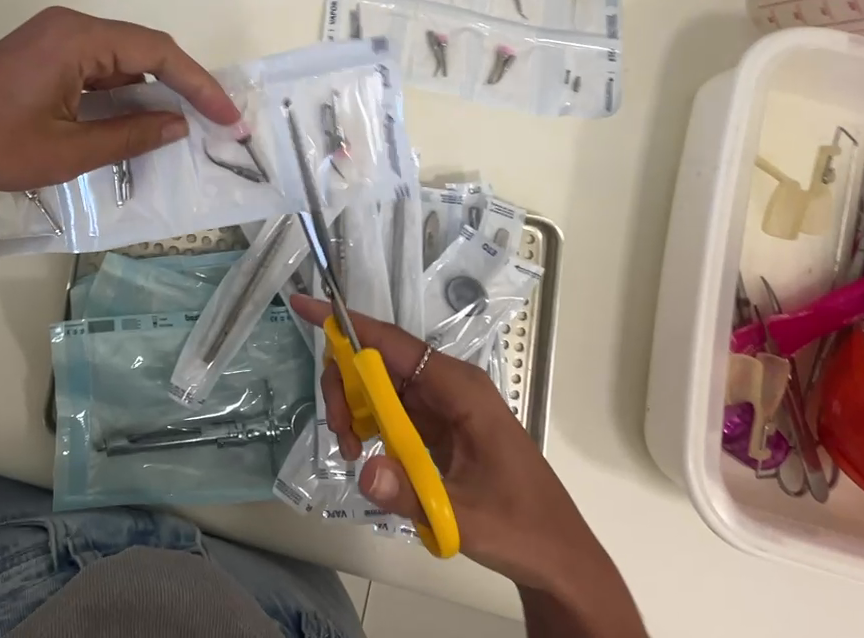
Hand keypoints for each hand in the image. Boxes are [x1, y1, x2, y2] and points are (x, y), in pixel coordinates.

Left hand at [0, 7, 241, 195]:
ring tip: (177, 130)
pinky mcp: (38, 55)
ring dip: (145, 93)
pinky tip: (131, 123)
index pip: (157, 52)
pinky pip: (92, 68)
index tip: (227, 116)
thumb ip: (130, 135)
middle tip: (211, 123)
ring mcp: (49, 38)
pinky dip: (116, 94)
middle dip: (177, 87)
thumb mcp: (69, 151)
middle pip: (140, 50)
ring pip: (117, 61)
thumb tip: (178, 125)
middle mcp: (67, 27)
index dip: (198, 84)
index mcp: (76, 39)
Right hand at [289, 295, 615, 596]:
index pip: (391, 342)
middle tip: (341, 436)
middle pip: (376, 361)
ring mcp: (442, 402)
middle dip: (346, 389)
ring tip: (353, 451)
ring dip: (354, 409)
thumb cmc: (522, 528)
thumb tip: (362, 469)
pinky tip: (366, 453)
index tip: (304, 305)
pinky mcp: (437, 421)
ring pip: (378, 383)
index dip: (345, 323)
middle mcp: (448, 384)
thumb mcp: (466, 518)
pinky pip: (389, 405)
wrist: (559, 557)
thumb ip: (410, 494)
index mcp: (460, 388)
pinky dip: (367, 423)